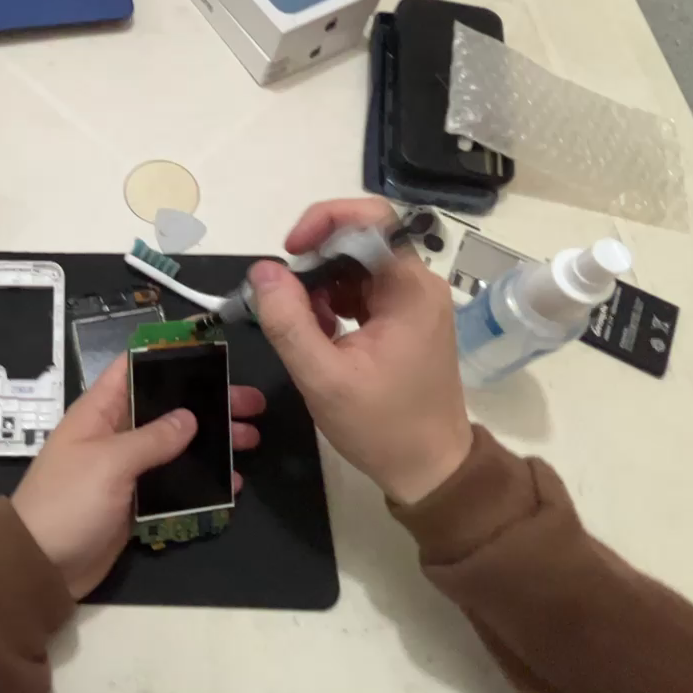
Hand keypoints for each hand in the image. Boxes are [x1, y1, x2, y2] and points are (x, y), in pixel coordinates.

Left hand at [11, 359, 264, 598]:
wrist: (40, 566)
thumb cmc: (68, 501)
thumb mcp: (109, 463)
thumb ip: (152, 438)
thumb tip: (189, 416)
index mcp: (100, 410)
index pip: (134, 367)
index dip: (169, 356)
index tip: (212, 354)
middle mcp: (115, 432)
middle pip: (166, 406)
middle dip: (207, 402)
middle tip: (252, 405)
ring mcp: (127, 467)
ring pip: (177, 444)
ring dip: (212, 441)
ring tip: (252, 440)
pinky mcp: (137, 500)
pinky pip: (175, 482)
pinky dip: (203, 480)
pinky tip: (233, 483)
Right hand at [250, 198, 472, 503]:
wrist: (430, 472)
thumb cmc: (381, 426)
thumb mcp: (322, 377)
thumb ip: (288, 321)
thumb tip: (263, 271)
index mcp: (410, 290)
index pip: (371, 220)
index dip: (326, 221)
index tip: (291, 252)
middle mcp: (417, 285)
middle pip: (359, 240)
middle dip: (314, 259)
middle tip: (285, 296)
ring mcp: (411, 301)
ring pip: (355, 264)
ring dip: (319, 283)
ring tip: (302, 324)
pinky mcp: (401, 318)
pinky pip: (359, 288)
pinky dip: (331, 301)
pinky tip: (318, 333)